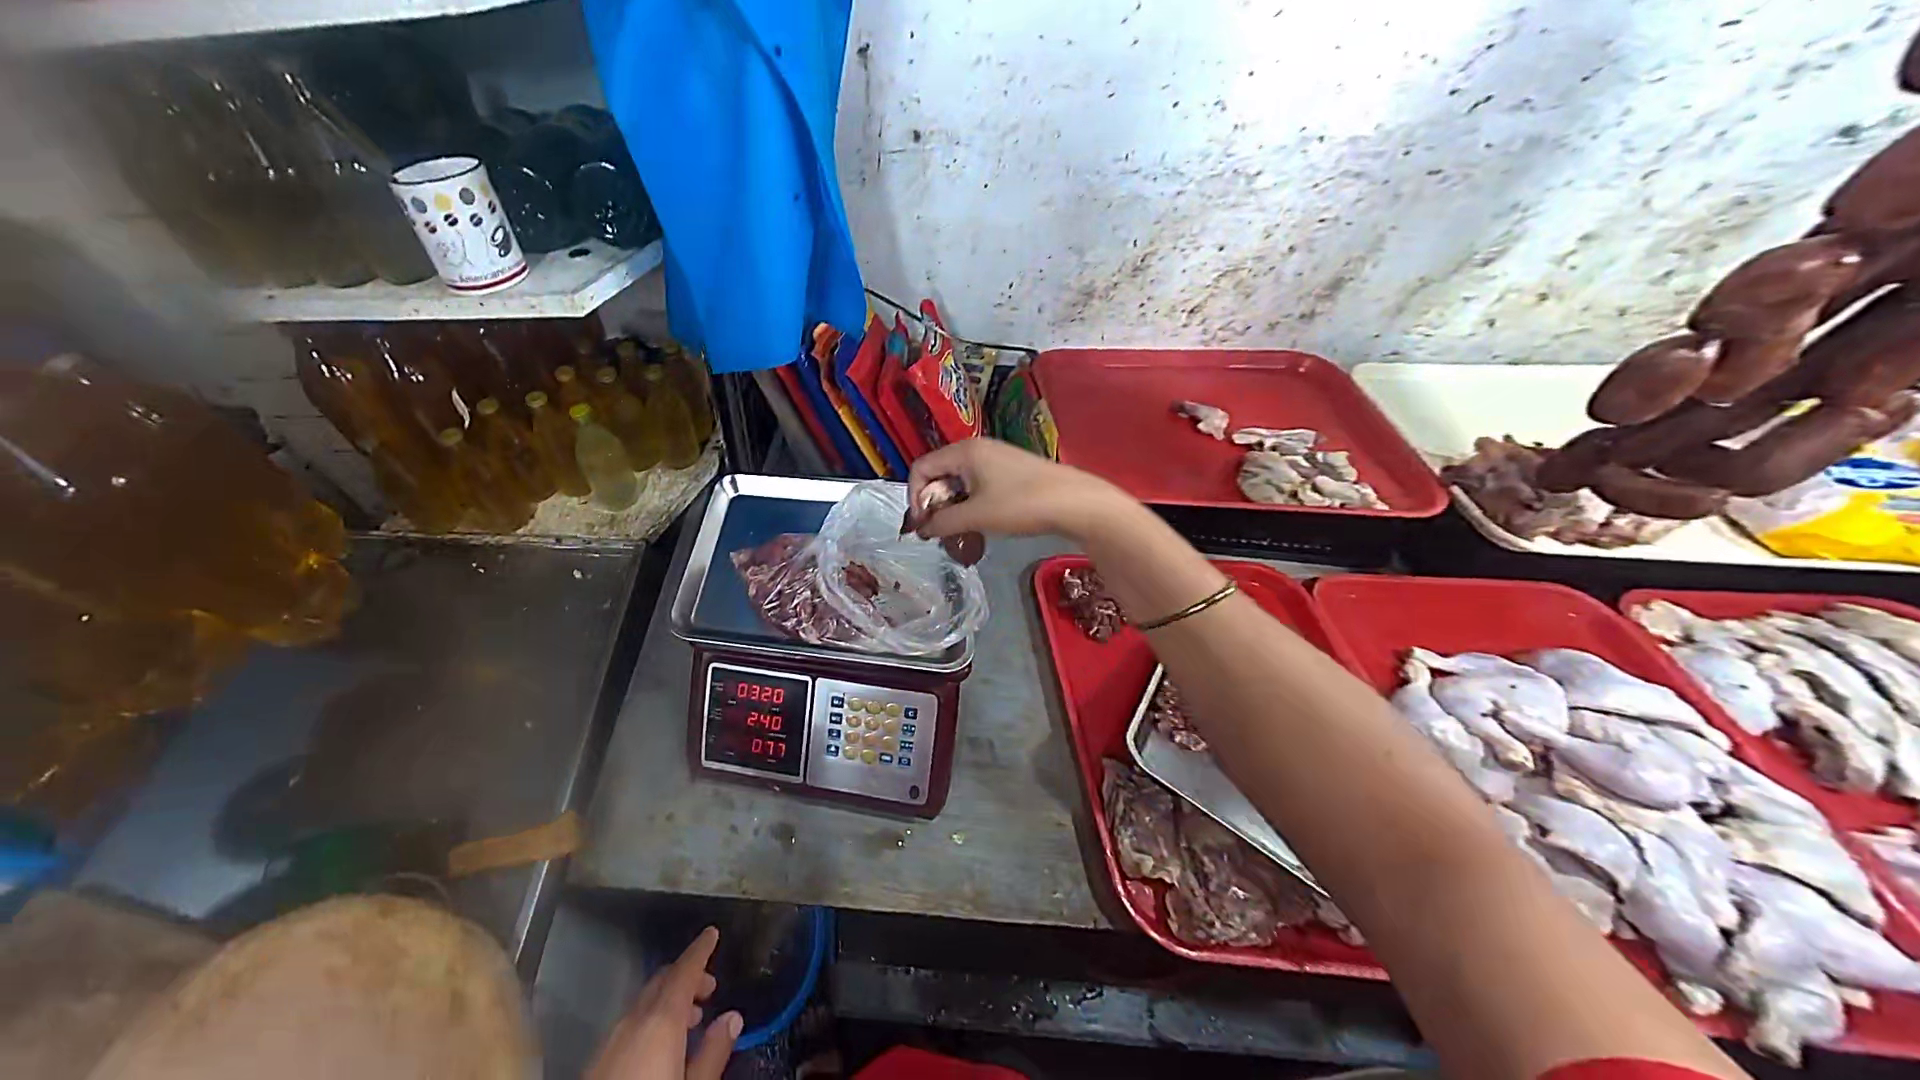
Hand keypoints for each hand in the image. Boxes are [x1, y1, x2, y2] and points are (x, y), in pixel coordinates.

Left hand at [587, 927, 742, 1079]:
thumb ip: (714, 1052)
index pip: (684, 971)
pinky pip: (630, 1025)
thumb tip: (732, 1019)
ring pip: (643, 1003)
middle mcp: (633, 1023)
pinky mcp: (597, 1064)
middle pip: (661, 982)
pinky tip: (661, 1048)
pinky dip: (651, 1020)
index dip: (700, 950)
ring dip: (668, 1000)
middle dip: (686, 976)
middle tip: (710, 988)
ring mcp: (610, 1043)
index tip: (712, 934)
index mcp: (661, 1022)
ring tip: (690, 1020)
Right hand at [907, 438, 1133, 541]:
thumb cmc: (1022, 505)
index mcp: (964, 451)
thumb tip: (921, 528)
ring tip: (960, 534)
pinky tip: (981, 526)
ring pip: (960, 483)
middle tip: (939, 532)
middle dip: (934, 504)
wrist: (1076, 502)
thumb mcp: (976, 516)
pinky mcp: (1012, 472)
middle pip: (940, 474)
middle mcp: (978, 449)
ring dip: (953, 508)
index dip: (914, 497)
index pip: (921, 468)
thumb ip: (942, 522)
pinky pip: (979, 486)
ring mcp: (997, 460)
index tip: (922, 525)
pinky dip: (972, 506)